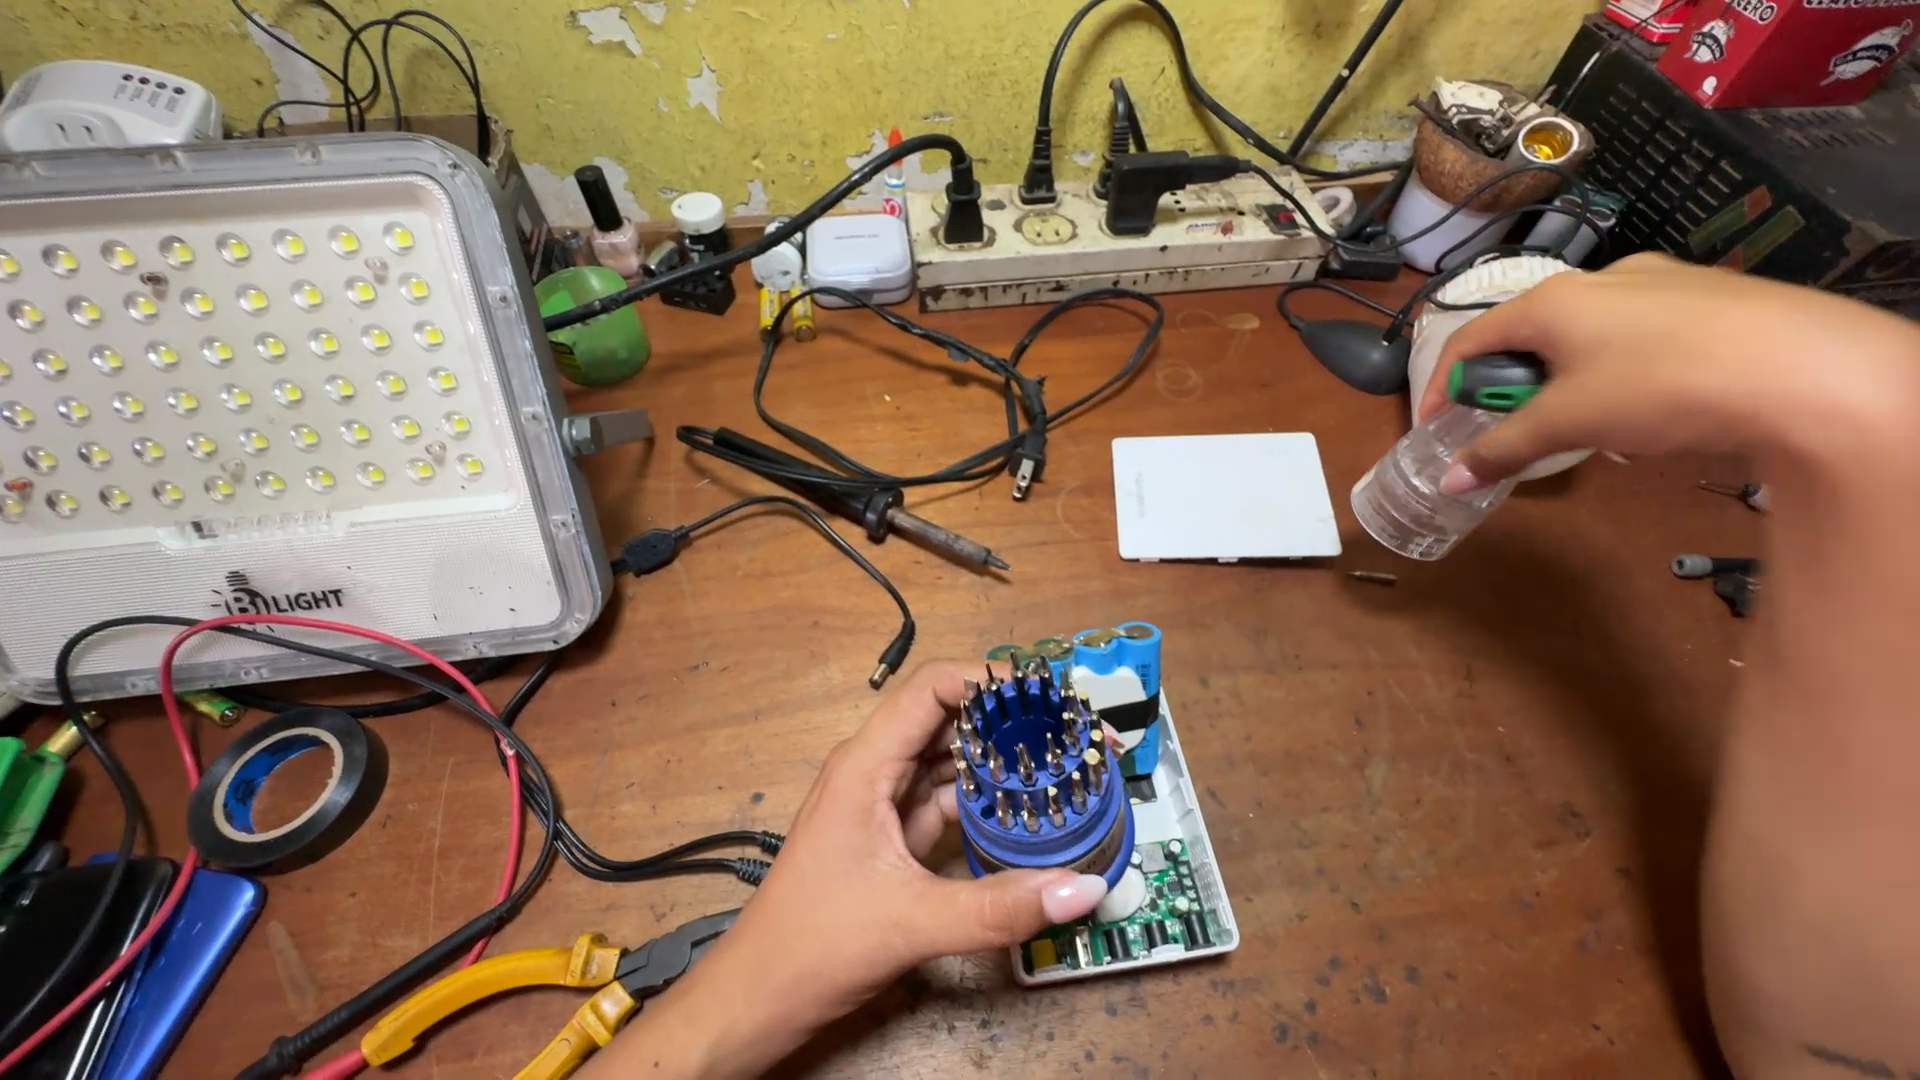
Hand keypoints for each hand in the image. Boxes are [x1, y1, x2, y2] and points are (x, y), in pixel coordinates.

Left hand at [597, 662, 1107, 1079]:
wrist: (757, 997)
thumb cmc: (812, 945)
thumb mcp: (909, 923)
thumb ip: (998, 907)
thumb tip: (1083, 888)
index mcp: (865, 764)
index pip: (930, 688)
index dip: (987, 679)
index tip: (1044, 694)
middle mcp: (876, 769)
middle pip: (947, 718)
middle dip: (1008, 719)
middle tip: (1072, 731)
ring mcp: (885, 801)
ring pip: (951, 759)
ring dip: (1002, 758)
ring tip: (1063, 761)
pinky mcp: (894, 833)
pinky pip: (948, 799)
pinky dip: (988, 799)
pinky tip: (1028, 809)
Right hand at [1416, 253, 1919, 493]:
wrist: (1818, 373)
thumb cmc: (1661, 386)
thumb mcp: (1566, 424)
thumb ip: (1500, 449)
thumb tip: (1447, 481)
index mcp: (1551, 301)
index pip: (1467, 340)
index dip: (1438, 386)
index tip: (1432, 427)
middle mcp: (1600, 281)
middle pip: (1524, 336)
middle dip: (1506, 386)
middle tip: (1510, 426)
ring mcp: (1661, 284)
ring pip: (1582, 336)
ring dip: (1561, 381)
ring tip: (1582, 423)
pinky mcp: (1711, 299)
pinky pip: (1635, 336)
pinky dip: (1614, 372)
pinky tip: (1645, 407)